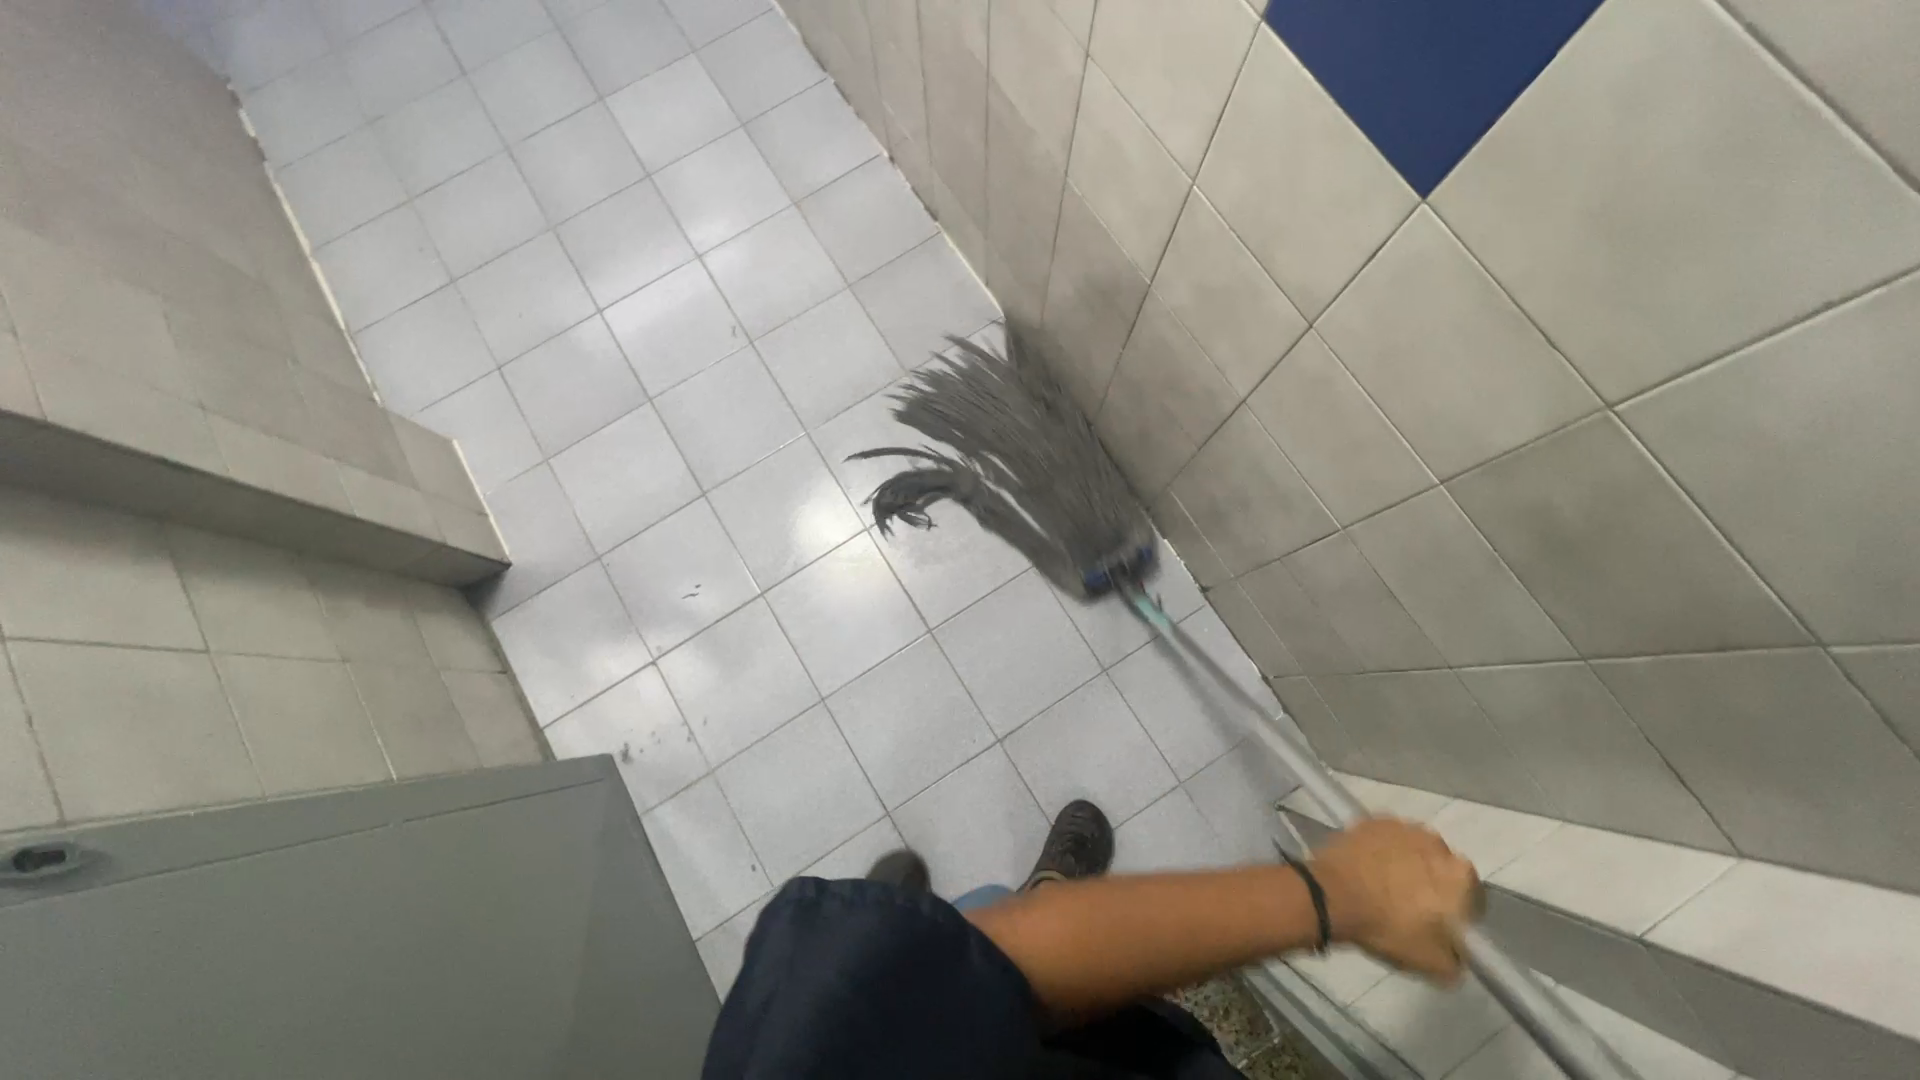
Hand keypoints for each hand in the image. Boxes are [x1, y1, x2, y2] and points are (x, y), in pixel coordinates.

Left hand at [1308, 818, 1481, 982]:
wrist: (1330, 895)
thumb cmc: (1386, 927)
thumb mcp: (1432, 963)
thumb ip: (1456, 960)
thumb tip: (1457, 956)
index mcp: (1459, 874)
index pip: (1472, 895)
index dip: (1460, 911)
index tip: (1442, 923)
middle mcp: (1436, 842)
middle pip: (1442, 867)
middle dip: (1433, 882)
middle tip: (1412, 903)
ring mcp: (1401, 826)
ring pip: (1414, 849)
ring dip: (1408, 862)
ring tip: (1387, 883)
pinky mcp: (1371, 820)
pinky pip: (1386, 838)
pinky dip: (1383, 849)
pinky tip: (1370, 866)